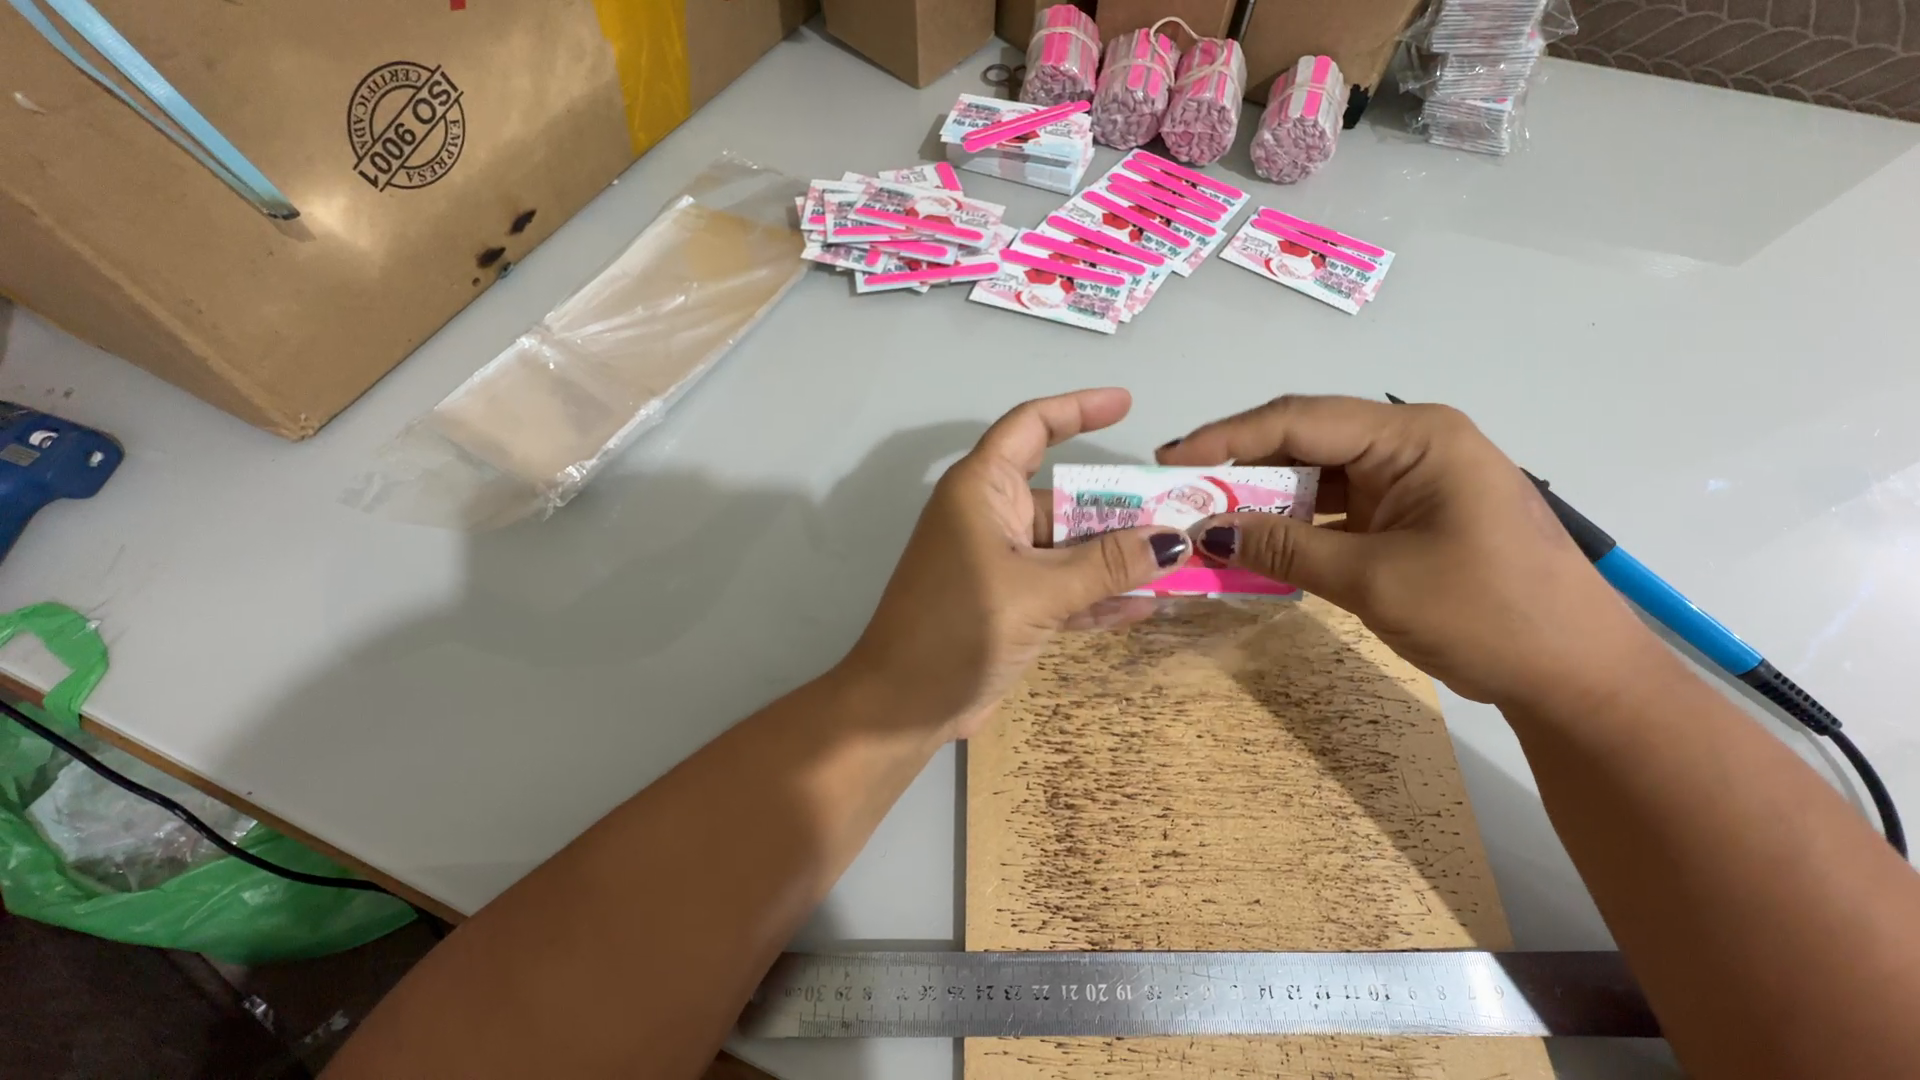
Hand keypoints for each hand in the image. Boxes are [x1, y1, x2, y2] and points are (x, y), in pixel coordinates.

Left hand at [846, 389, 1192, 740]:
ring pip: (1070, 547)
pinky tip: (1147, 605)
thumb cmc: (959, 628)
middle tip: (1184, 513)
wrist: (903, 706)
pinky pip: (1064, 588)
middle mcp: (991, 517)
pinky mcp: (1011, 605)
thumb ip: (1106, 565)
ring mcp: (1001, 564)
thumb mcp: (1038, 591)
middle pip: (1064, 497)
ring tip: (1180, 562)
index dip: (1077, 409)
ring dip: (1118, 557)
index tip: (1127, 405)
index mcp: (982, 490)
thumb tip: (1174, 541)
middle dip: (1120, 508)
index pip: (1031, 427)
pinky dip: (1099, 595)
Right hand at [1158, 395, 1658, 707]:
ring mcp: (1413, 482)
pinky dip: (1295, 529)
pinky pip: (1337, 511)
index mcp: (1414, 436)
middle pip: (1305, 443)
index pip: (1300, 420)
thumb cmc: (1486, 613)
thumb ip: (1284, 548)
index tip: (1167, 461)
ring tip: (1206, 523)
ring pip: (1317, 478)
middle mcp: (1412, 445)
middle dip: (1240, 470)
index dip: (1226, 438)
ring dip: (1264, 503)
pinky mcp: (1411, 518)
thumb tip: (1205, 532)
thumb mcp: (1372, 578)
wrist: (1577, 677)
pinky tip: (1256, 547)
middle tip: (1178, 495)